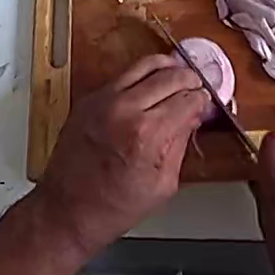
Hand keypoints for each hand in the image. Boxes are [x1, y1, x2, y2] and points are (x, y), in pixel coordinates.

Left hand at [33, 54, 208, 259]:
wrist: (68, 209)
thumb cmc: (113, 205)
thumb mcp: (163, 183)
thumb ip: (180, 142)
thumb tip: (193, 116)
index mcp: (147, 134)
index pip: (187, 99)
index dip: (202, 98)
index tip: (205, 101)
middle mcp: (124, 110)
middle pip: (170, 76)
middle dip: (189, 79)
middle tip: (196, 86)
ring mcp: (104, 101)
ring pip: (145, 65)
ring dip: (167, 68)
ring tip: (177, 74)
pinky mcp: (89, 99)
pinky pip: (123, 75)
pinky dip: (142, 75)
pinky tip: (151, 84)